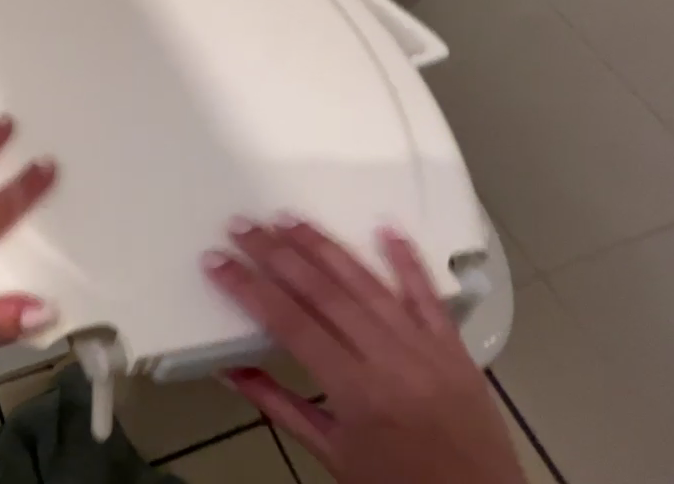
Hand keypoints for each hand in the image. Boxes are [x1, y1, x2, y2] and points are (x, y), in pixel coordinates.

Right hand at [204, 219, 527, 483]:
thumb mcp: (333, 456)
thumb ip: (280, 406)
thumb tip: (228, 370)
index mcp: (358, 393)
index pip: (290, 323)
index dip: (248, 287)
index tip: (216, 261)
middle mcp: (393, 362)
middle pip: (324, 292)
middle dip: (276, 254)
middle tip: (242, 226)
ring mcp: (428, 351)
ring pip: (368, 284)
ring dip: (324, 247)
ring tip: (288, 218)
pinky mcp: (457, 351)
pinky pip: (429, 298)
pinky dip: (408, 262)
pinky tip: (385, 230)